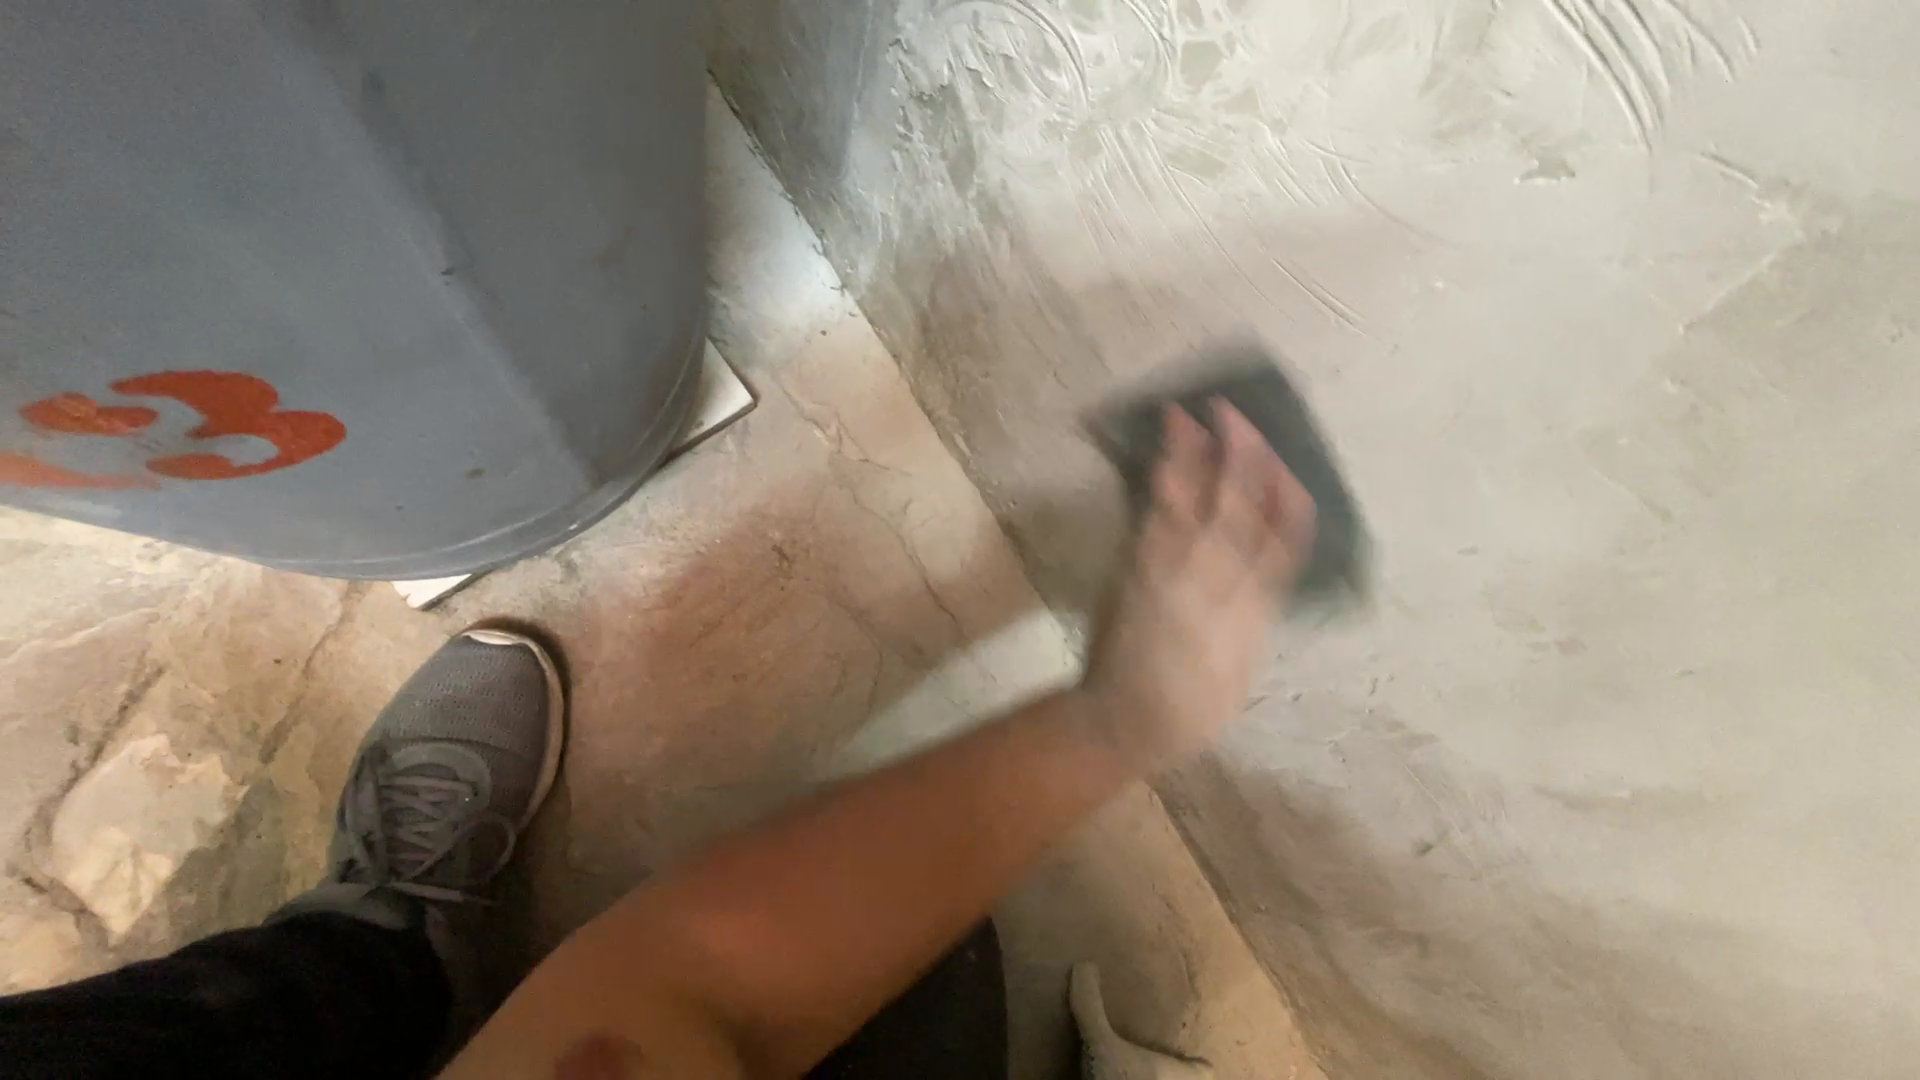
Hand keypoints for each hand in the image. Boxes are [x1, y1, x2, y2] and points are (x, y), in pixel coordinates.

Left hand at [1082, 399, 1316, 770]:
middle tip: (1233, 414)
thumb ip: (1248, 617)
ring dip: (1189, 458)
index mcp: (1255, 610)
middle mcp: (1220, 582)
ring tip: (1185, 418)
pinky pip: (1153, 520)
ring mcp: (1174, 572)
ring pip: (1192, 505)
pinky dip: (1158, 487)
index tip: (1288, 467)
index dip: (1287, 500)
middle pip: (1238, 508)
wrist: (1128, 717)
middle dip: (1238, 458)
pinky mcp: (1137, 571)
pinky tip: (1158, 461)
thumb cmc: (1190, 708)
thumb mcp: (1237, 668)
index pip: (1284, 542)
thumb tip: (1251, 578)